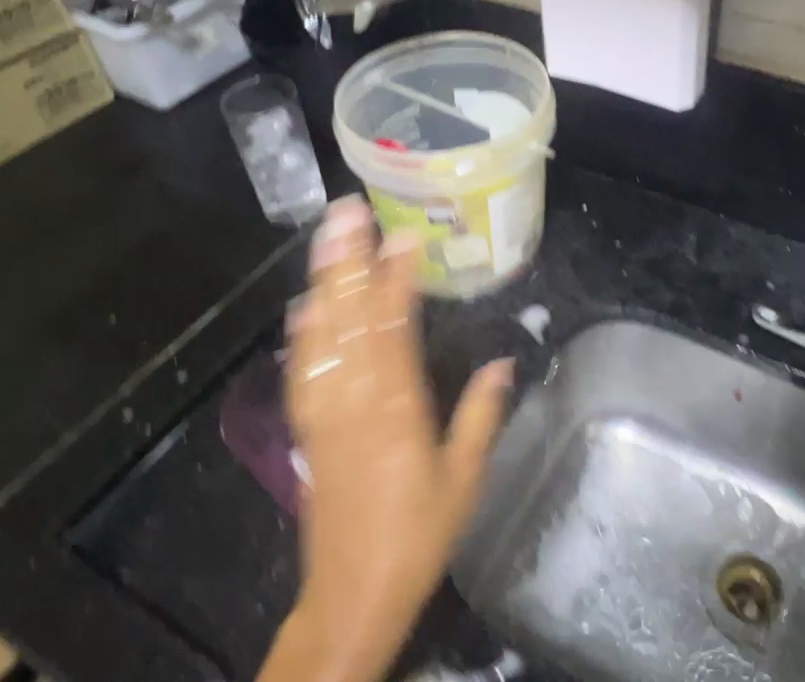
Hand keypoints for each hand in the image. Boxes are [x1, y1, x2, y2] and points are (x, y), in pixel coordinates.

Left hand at [259, 196, 511, 681]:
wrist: (353, 593)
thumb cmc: (417, 536)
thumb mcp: (465, 481)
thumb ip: (481, 417)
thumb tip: (502, 362)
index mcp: (398, 411)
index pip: (394, 328)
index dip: (398, 277)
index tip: (406, 234)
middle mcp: (355, 402)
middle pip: (348, 320)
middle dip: (348, 261)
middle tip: (348, 212)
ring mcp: (325, 414)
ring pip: (321, 336)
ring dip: (323, 282)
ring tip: (326, 238)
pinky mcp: (309, 430)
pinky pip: (302, 372)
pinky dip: (303, 333)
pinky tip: (304, 305)